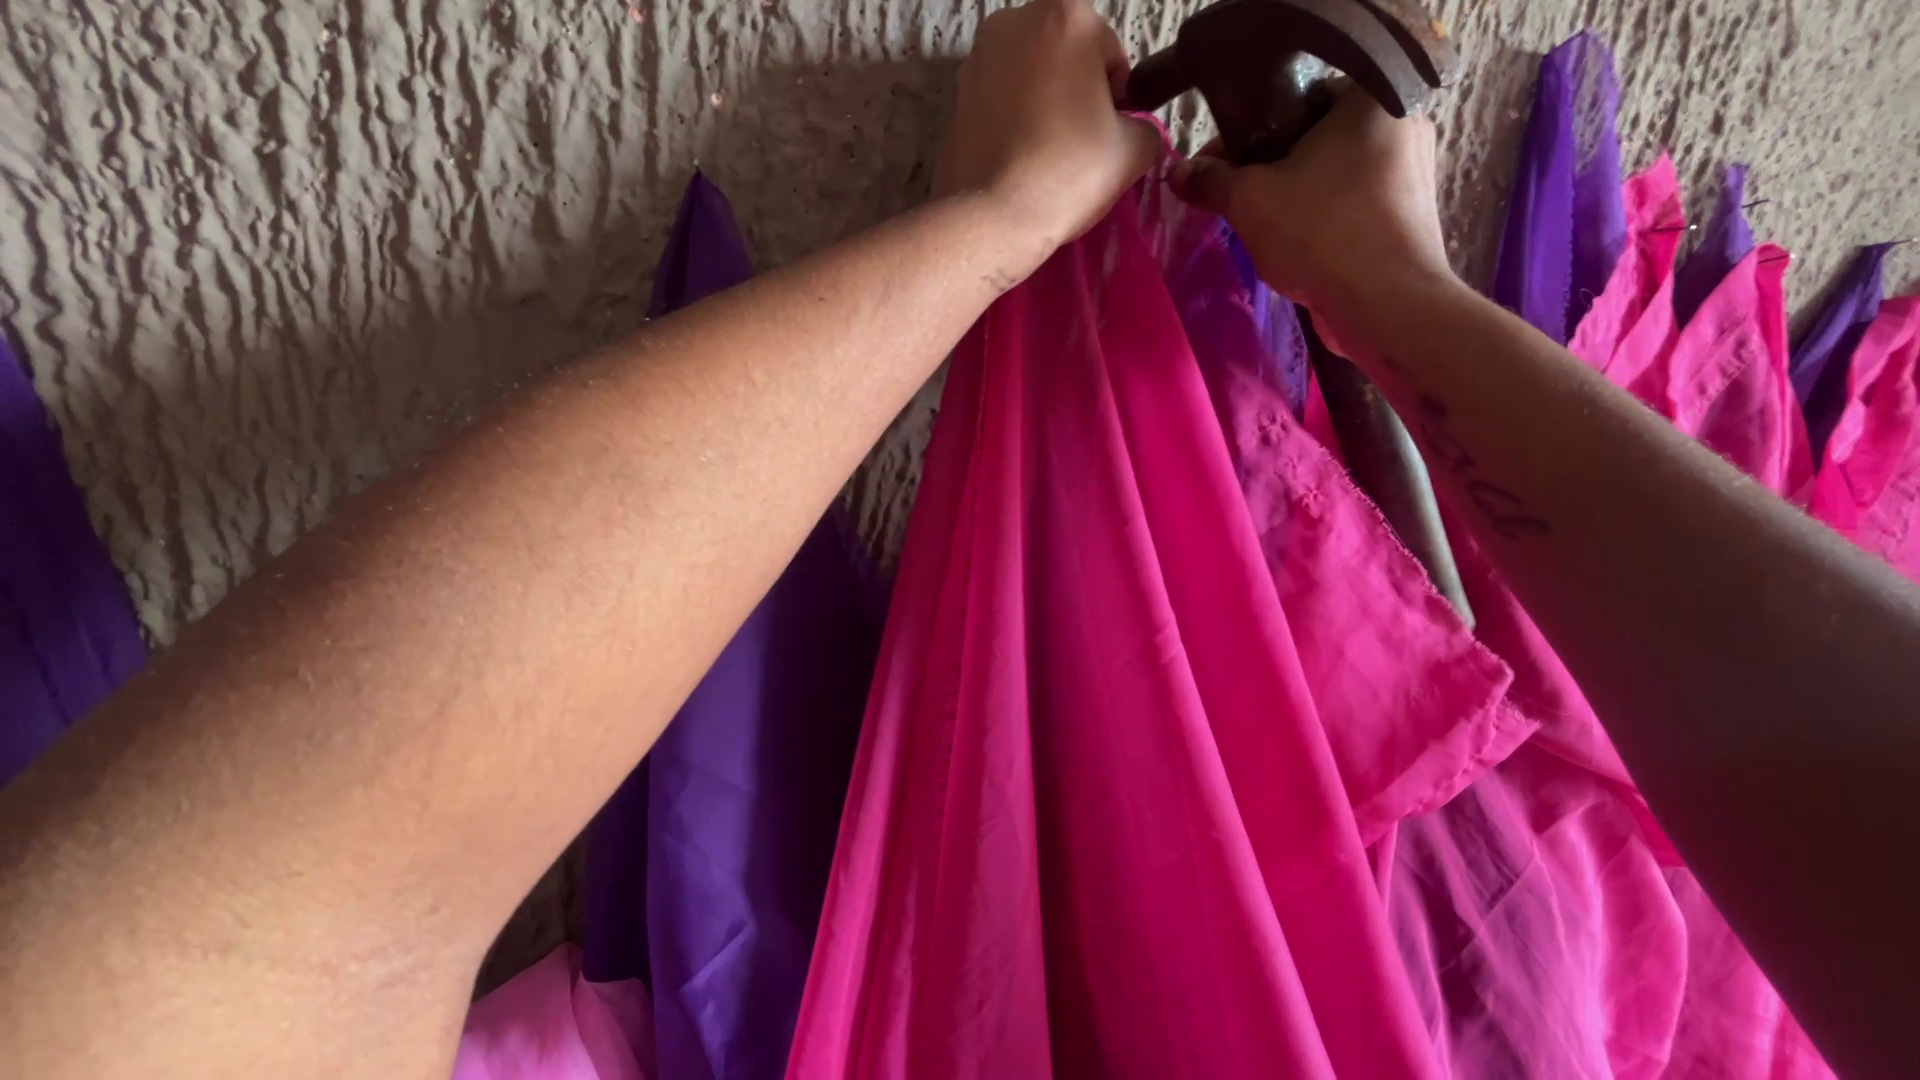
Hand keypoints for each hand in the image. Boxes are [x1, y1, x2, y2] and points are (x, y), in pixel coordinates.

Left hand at [934, 0, 1160, 266]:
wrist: (993, 219)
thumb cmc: (1069, 173)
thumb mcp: (1134, 150)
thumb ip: (1145, 125)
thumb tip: (1132, 130)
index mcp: (1066, 14)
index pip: (1110, 54)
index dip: (1116, 98)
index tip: (1107, 133)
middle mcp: (1014, 20)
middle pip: (1065, 59)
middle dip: (1076, 93)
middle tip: (1079, 145)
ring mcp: (976, 58)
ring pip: (1029, 80)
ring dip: (1043, 106)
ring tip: (1045, 156)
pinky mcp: (954, 97)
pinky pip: (999, 105)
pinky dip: (1012, 124)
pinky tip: (1017, 161)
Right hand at [1171, 84, 1456, 327]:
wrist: (1384, 302)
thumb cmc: (1320, 232)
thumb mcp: (1250, 200)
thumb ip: (1211, 181)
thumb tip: (1177, 172)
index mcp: (1372, 97)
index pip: (1297, 98)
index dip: (1248, 133)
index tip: (1217, 167)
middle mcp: (1402, 123)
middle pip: (1315, 138)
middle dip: (1270, 168)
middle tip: (1234, 198)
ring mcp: (1412, 171)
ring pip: (1333, 174)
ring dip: (1293, 196)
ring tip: (1260, 226)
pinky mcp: (1409, 214)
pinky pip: (1352, 204)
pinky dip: (1321, 218)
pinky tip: (1296, 245)